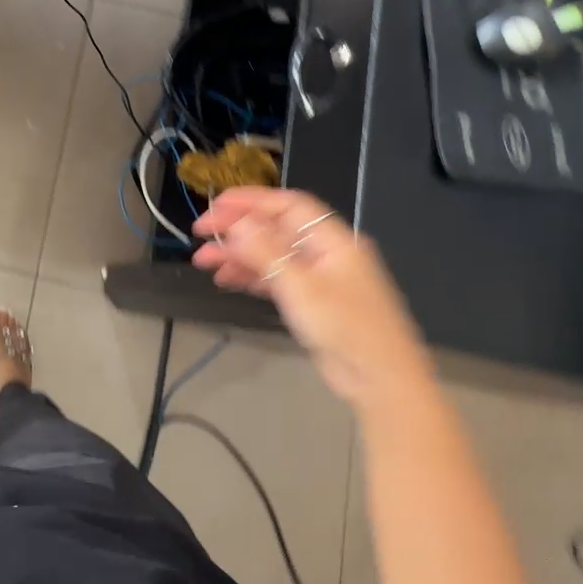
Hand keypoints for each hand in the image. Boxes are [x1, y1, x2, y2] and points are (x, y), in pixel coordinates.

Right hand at [192, 188, 434, 409]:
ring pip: (270, 254)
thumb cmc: (347, 328)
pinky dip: (250, 275)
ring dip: (237, 254)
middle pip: (275, 229)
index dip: (251, 201)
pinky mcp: (311, 301)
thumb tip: (235, 222)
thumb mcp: (301, 287)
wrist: (381, 382)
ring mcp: (318, 277)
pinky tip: (225, 279)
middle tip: (201, 233)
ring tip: (203, 261)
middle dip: (236, 229)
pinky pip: (274, 277)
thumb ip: (265, 252)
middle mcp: (326, 253)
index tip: (216, 207)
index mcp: (334, 241)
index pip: (288, 206)